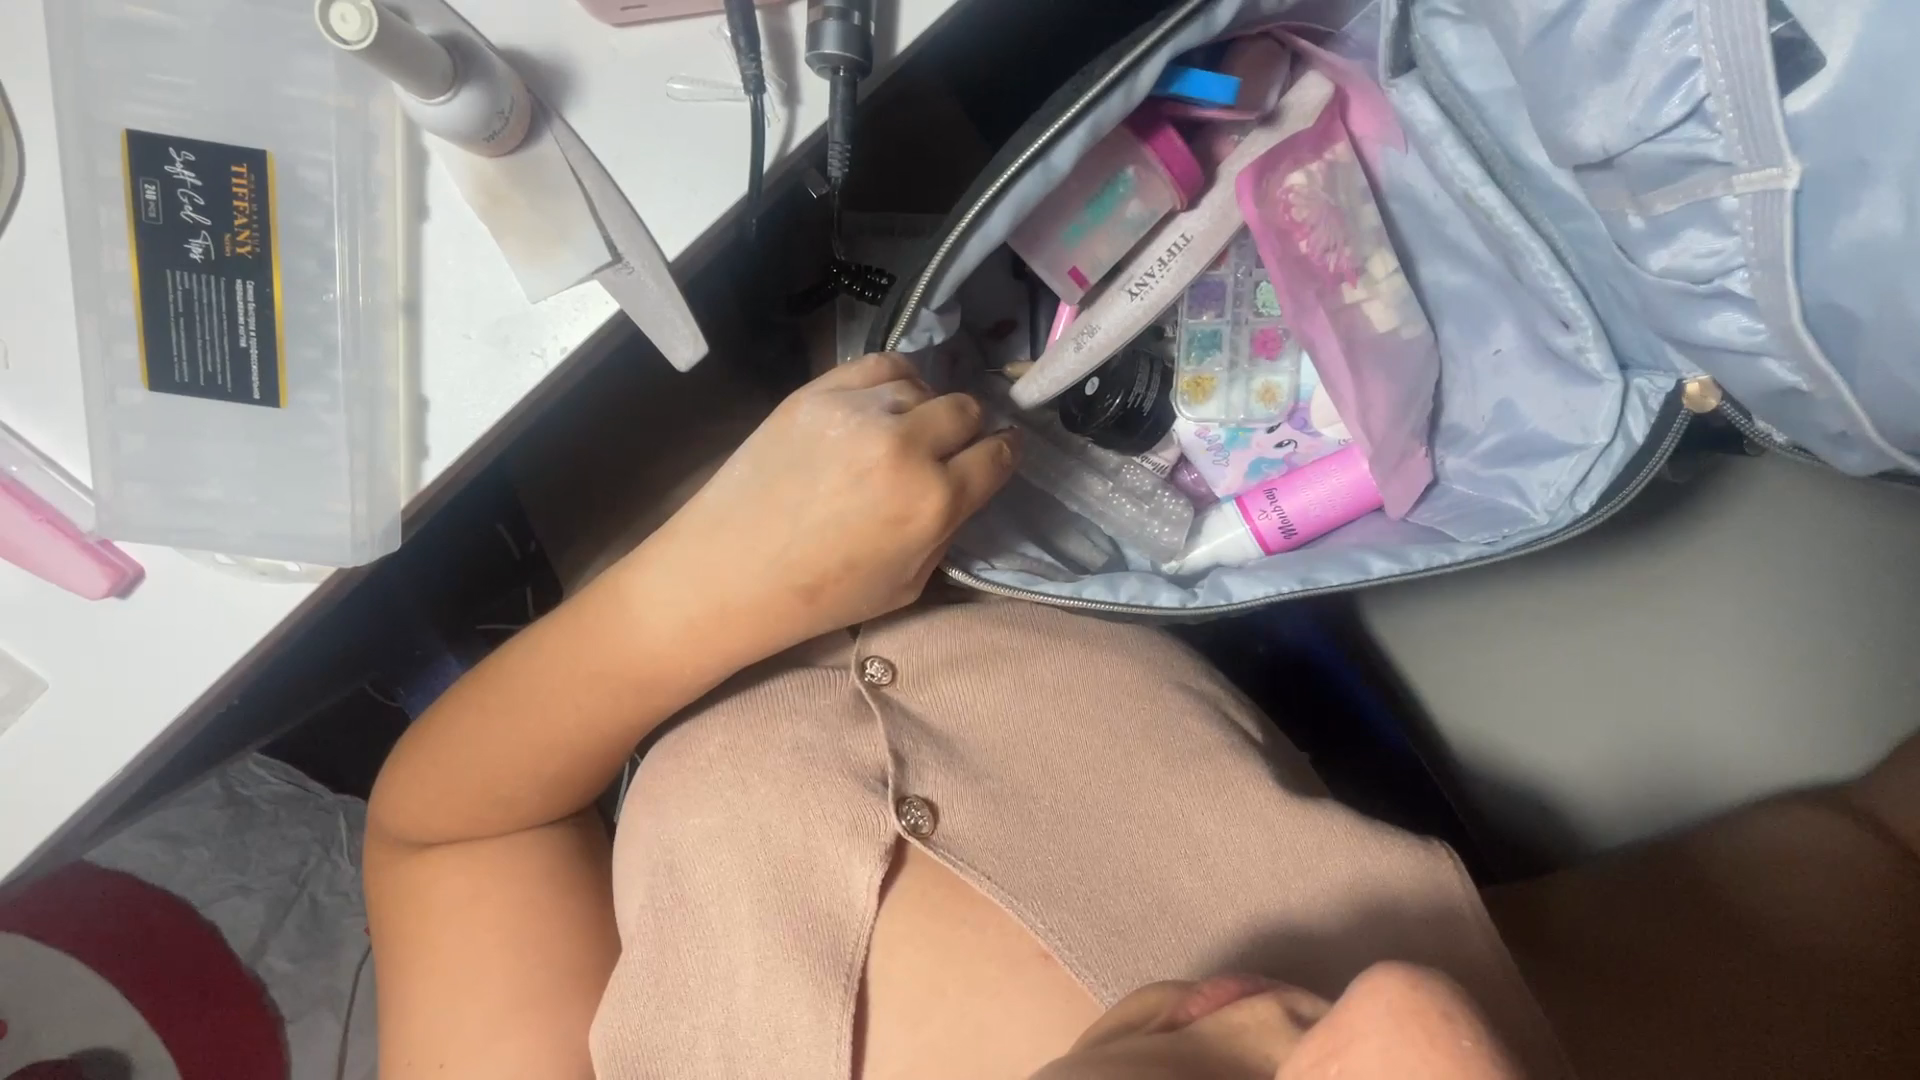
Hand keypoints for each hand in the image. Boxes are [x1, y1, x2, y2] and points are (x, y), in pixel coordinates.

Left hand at [640, 353, 1018, 654]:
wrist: (727, 573)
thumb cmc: (821, 596)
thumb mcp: (908, 585)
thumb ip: (947, 529)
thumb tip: (963, 486)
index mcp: (932, 502)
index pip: (997, 455)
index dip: (1003, 455)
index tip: (996, 457)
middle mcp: (904, 446)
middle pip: (966, 409)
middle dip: (968, 430)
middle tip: (947, 449)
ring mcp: (857, 412)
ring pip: (922, 386)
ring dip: (925, 409)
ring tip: (904, 431)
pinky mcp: (816, 393)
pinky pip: (878, 365)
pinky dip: (893, 382)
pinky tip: (883, 404)